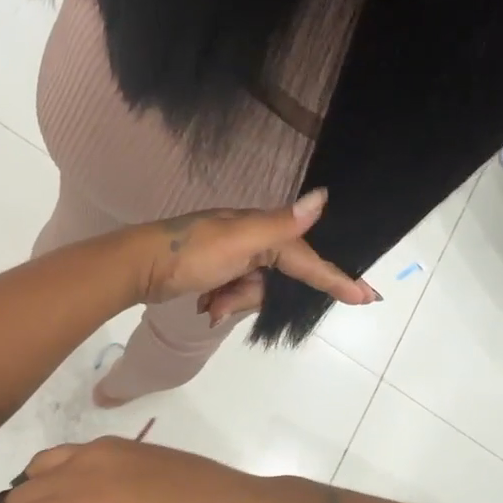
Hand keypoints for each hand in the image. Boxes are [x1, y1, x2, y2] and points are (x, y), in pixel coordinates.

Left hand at [126, 189, 378, 322]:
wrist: (136, 268)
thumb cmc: (188, 255)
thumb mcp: (239, 241)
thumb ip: (281, 225)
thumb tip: (322, 197)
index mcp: (259, 229)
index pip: (305, 257)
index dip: (334, 276)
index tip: (366, 296)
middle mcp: (249, 238)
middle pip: (277, 278)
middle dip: (253, 296)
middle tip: (223, 303)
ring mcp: (230, 255)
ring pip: (254, 289)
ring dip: (233, 302)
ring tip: (208, 306)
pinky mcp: (214, 270)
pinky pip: (233, 292)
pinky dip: (221, 302)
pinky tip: (203, 305)